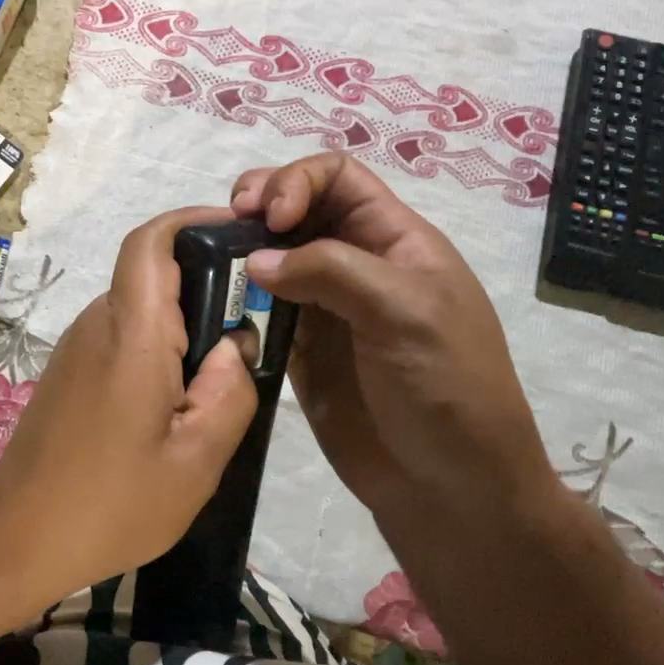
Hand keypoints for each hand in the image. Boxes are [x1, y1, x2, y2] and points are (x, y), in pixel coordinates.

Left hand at [0, 207, 258, 592]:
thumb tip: (234, 347)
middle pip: (152, 275)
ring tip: (218, 380)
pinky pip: (122, 340)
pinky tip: (174, 404)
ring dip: (182, 328)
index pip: (152, 242)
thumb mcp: (196, 461)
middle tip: (252, 334)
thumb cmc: (112, 503)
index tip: (239, 236)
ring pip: (139, 311)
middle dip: (205, 287)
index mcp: (131, 334)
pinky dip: (157, 352)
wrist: (19, 534)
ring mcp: (77, 348)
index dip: (193, 222)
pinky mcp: (68, 372)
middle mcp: (97, 325)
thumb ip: (229, 393)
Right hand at [230, 153, 548, 513]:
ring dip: (242, 252)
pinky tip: (219, 308)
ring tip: (213, 265)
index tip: (268, 218)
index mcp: (395, 241)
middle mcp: (356, 265)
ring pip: (273, 258)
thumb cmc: (446, 388)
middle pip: (298, 208)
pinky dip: (237, 303)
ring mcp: (325, 309)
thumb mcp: (404, 311)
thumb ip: (330, 270)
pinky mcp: (300, 351)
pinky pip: (260, 311)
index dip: (297, 182)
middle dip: (260, 205)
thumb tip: (254, 259)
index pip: (338, 177)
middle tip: (229, 226)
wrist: (450, 487)